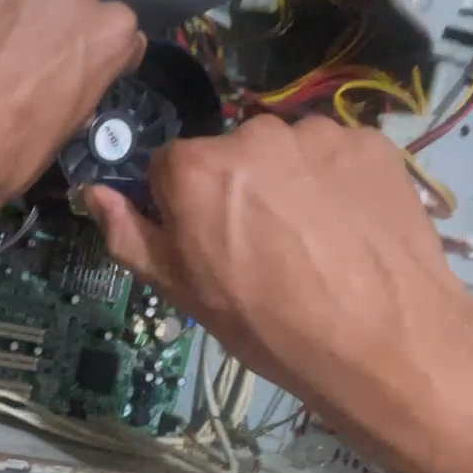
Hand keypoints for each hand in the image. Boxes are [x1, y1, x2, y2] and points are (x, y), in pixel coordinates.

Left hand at [0, 0, 145, 211]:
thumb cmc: (7, 156)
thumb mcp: (64, 130)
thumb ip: (79, 86)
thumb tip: (68, 80)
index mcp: (111, 35)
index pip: (118, 32)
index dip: (95, 54)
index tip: (74, 70)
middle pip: (76, 0)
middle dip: (57, 25)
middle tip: (26, 58)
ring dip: (26, 0)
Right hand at [85, 116, 472, 467]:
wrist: (379, 339)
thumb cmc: (263, 322)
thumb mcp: (179, 289)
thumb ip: (129, 234)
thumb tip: (93, 193)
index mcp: (195, 170)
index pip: (168, 167)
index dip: (180, 205)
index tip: (202, 242)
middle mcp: (252, 134)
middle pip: (226, 154)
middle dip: (233, 189)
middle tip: (259, 247)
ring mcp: (317, 134)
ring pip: (282, 151)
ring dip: (284, 182)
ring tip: (308, 239)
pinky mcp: (371, 141)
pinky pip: (332, 154)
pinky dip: (331, 181)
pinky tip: (343, 226)